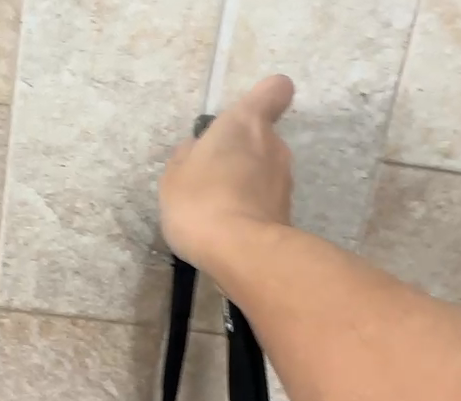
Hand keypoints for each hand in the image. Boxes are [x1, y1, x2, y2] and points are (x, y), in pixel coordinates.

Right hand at [158, 74, 295, 272]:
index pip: (274, 90)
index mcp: (246, 123)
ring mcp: (285, 180)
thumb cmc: (200, 202)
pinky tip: (230, 231)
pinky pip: (266, 203)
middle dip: (242, 155)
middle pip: (262, 138)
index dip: (263, 100)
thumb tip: (195, 149)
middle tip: (213, 181)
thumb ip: (187, 156)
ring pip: (265, 173)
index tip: (242, 120)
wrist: (238, 251)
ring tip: (219, 211)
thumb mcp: (174, 177)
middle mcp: (273, 144)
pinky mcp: (287, 213)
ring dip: (247, 185)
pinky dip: (251, 211)